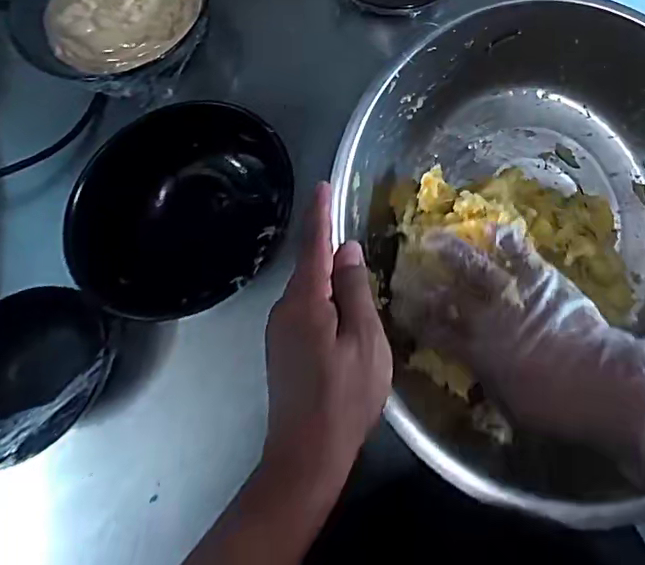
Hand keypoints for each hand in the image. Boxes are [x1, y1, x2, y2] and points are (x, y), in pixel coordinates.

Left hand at [261, 182, 391, 487]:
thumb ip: (356, 290)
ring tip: (363, 295)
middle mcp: (285, 309)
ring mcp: (279, 331)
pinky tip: (346, 321)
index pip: (314, 245)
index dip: (320, 213)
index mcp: (306, 301)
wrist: (305, 458)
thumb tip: (348, 251)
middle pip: (311, 267)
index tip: (323, 185)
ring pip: (310, 290)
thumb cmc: (344, 397)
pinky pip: (306, 309)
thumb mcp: (365, 340)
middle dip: (333, 254)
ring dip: (332, 283)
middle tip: (364, 253)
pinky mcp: (282, 348)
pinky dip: (326, 301)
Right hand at [390, 224, 644, 472]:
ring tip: (438, 233)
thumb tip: (477, 366)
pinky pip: (519, 253)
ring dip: (456, 248)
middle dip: (428, 276)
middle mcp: (487, 318)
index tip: (402, 305)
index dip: (416, 317)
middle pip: (450, 293)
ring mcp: (513, 292)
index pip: (436, 332)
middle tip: (411, 259)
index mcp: (476, 352)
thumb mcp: (507, 401)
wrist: (593, 378)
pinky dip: (506, 239)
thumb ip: (487, 377)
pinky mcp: (541, 277)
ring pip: (477, 265)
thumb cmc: (552, 404)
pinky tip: (494, 227)